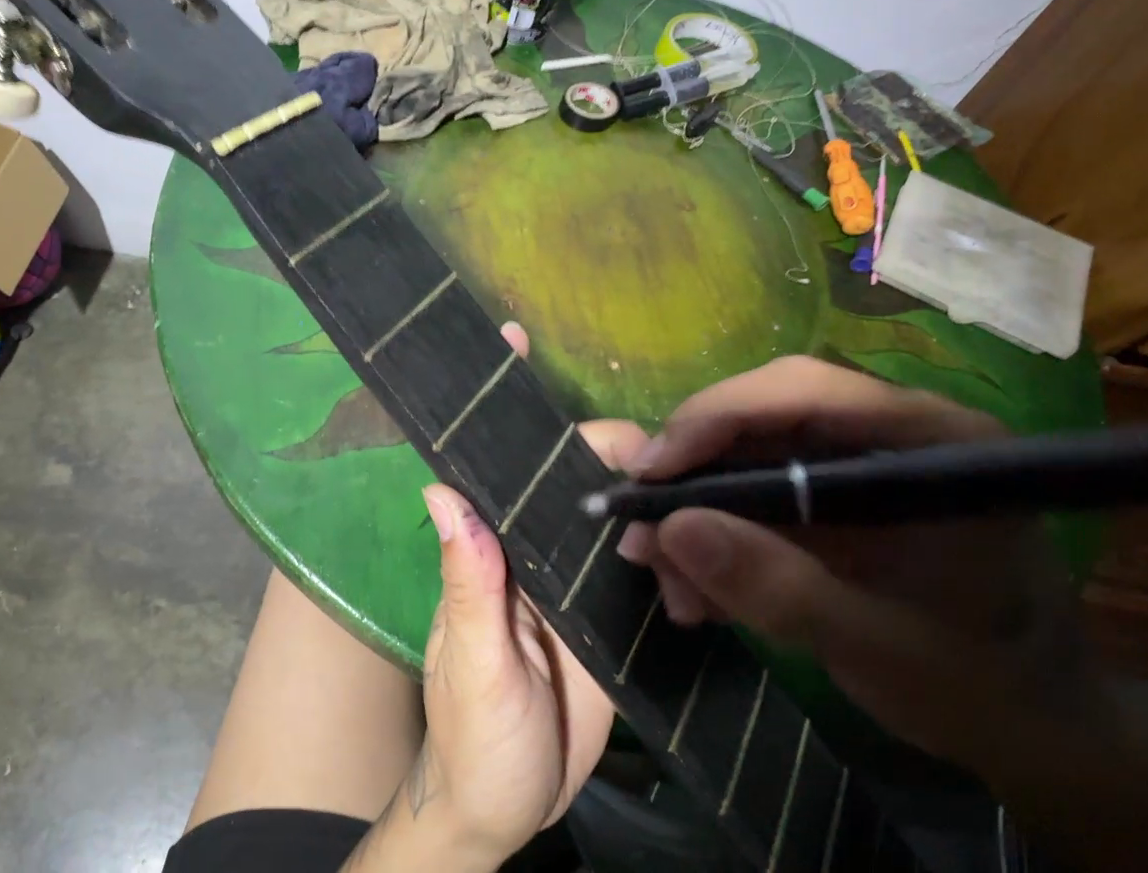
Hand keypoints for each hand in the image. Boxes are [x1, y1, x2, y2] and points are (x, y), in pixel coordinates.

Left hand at [346, 323, 635, 870]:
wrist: (509, 810)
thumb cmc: (476, 740)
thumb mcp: (474, 664)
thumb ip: (468, 582)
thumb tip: (443, 490)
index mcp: (491, 550)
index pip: (496, 465)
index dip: (503, 402)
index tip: (511, 337)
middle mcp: (534, 551)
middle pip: (571, 476)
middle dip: (613, 454)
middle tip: (653, 472)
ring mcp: (579, 583)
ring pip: (618, 514)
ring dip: (656, 505)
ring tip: (689, 532)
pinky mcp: (617, 618)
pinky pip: (650, 569)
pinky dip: (679, 558)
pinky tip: (704, 571)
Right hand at [614, 354, 1080, 767]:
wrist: (1025, 726)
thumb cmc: (981, 683)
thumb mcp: (881, 648)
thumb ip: (781, 589)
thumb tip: (670, 528)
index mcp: (931, 443)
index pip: (806, 391)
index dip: (717, 418)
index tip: (651, 473)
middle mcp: (882, 437)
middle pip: (756, 420)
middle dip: (688, 477)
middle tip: (638, 533)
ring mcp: (847, 470)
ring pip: (736, 461)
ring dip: (688, 517)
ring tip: (662, 582)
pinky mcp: (820, 503)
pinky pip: (741, 501)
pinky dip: (705, 542)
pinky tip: (693, 595)